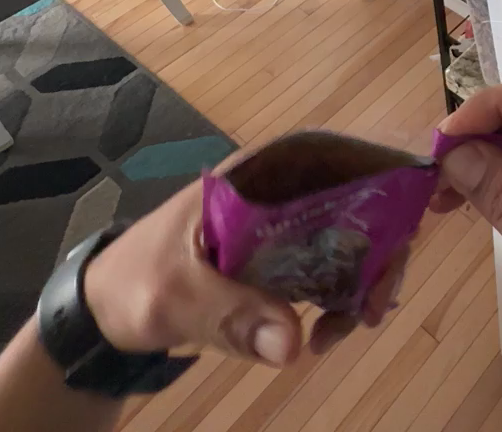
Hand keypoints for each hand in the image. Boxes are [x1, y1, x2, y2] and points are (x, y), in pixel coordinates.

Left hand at [82, 172, 405, 366]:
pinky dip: (344, 296)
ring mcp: (291, 218)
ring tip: (344, 330)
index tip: (399, 236)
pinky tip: (328, 331)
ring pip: (355, 235)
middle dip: (381, 248)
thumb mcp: (173, 295)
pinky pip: (335, 266)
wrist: (103, 310)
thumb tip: (294, 345)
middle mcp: (289, 184)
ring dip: (365, 279)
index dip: (384, 183)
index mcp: (266, 169)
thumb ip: (230, 314)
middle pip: (362, 199)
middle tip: (376, 306)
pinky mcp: (288, 253)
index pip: (343, 156)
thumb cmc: (136, 280)